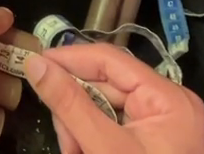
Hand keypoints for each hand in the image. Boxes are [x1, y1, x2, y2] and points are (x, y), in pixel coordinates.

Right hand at [24, 43, 203, 153]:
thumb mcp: (106, 150)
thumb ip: (70, 104)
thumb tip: (34, 62)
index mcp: (168, 99)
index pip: (108, 59)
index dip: (69, 59)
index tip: (34, 65)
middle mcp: (169, 104)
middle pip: (105, 84)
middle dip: (76, 109)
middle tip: (63, 138)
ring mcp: (163, 125)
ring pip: (105, 106)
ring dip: (81, 127)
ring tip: (73, 151)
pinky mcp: (155, 144)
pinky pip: (114, 126)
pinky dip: (94, 138)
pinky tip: (83, 152)